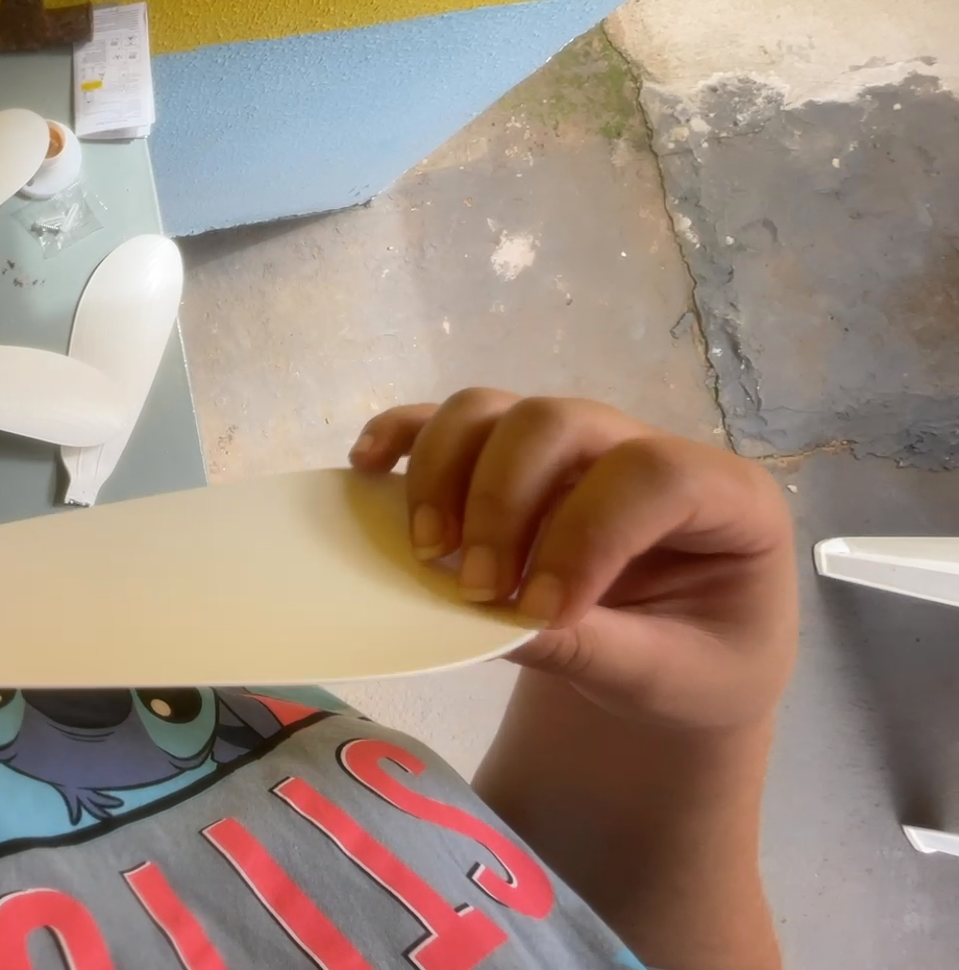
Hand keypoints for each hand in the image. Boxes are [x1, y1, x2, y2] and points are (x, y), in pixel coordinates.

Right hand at [348, 389, 796, 730]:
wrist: (662, 655)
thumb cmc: (689, 665)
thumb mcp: (669, 679)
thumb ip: (595, 650)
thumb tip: (494, 626)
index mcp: (721, 496)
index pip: (652, 475)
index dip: (586, 536)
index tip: (539, 613)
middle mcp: (632, 447)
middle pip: (551, 422)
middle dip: (498, 501)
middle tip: (476, 586)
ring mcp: (557, 445)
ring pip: (484, 409)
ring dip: (439, 474)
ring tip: (428, 550)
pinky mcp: (494, 456)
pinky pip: (434, 420)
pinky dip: (396, 437)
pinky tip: (367, 467)